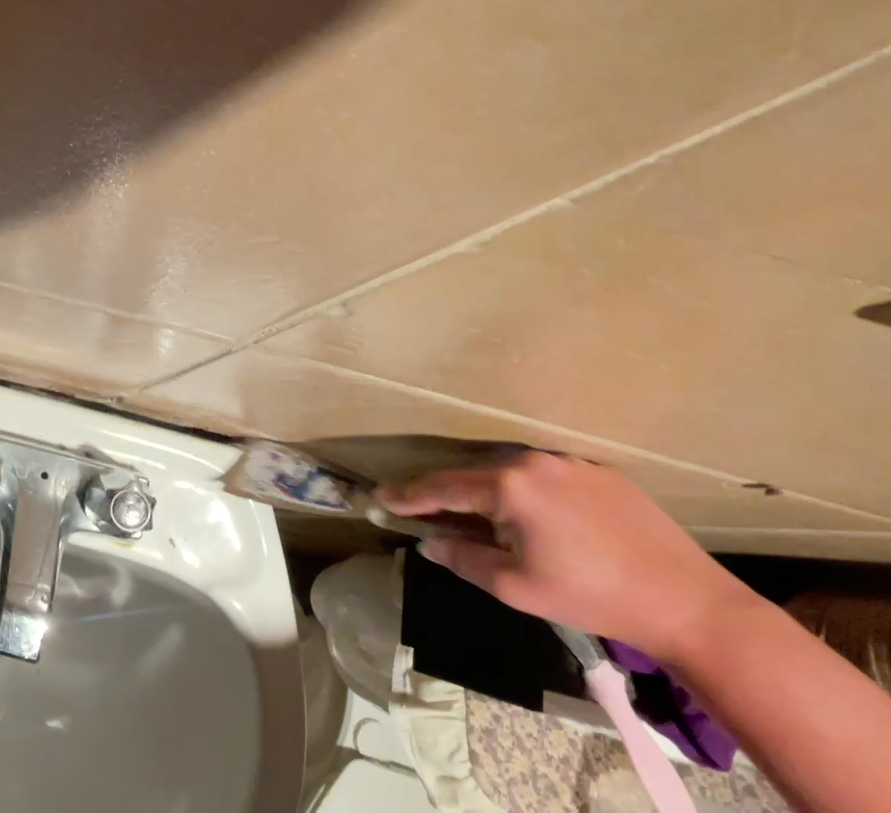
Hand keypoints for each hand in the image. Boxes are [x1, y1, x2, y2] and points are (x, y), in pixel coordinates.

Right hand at [377, 450, 754, 660]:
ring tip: (475, 517)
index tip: (378, 500)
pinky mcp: (603, 474)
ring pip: (509, 474)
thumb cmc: (592, 598)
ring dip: (486, 493)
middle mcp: (534, 462)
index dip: (406, 497)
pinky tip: (529, 518)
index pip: (440, 488)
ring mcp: (572, 464)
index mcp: (508, 486)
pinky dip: (524, 493)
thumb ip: (462, 558)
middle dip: (446, 494)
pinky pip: (545, 477)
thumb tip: (430, 543)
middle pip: (473, 476)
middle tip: (421, 512)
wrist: (690, 604)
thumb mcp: (514, 587)